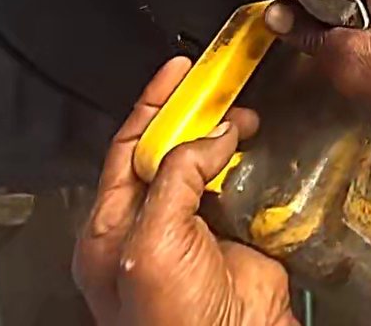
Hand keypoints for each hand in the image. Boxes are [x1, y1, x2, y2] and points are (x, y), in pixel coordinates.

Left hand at [73, 57, 295, 325]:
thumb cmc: (174, 323)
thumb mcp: (154, 245)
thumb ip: (175, 178)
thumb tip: (213, 134)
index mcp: (113, 228)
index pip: (128, 146)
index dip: (153, 103)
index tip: (178, 70)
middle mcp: (150, 220)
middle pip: (169, 145)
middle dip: (193, 110)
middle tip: (218, 83)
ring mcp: (193, 221)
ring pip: (206, 156)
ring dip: (224, 128)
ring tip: (242, 115)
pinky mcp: (233, 223)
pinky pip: (238, 173)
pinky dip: (248, 151)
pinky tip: (257, 142)